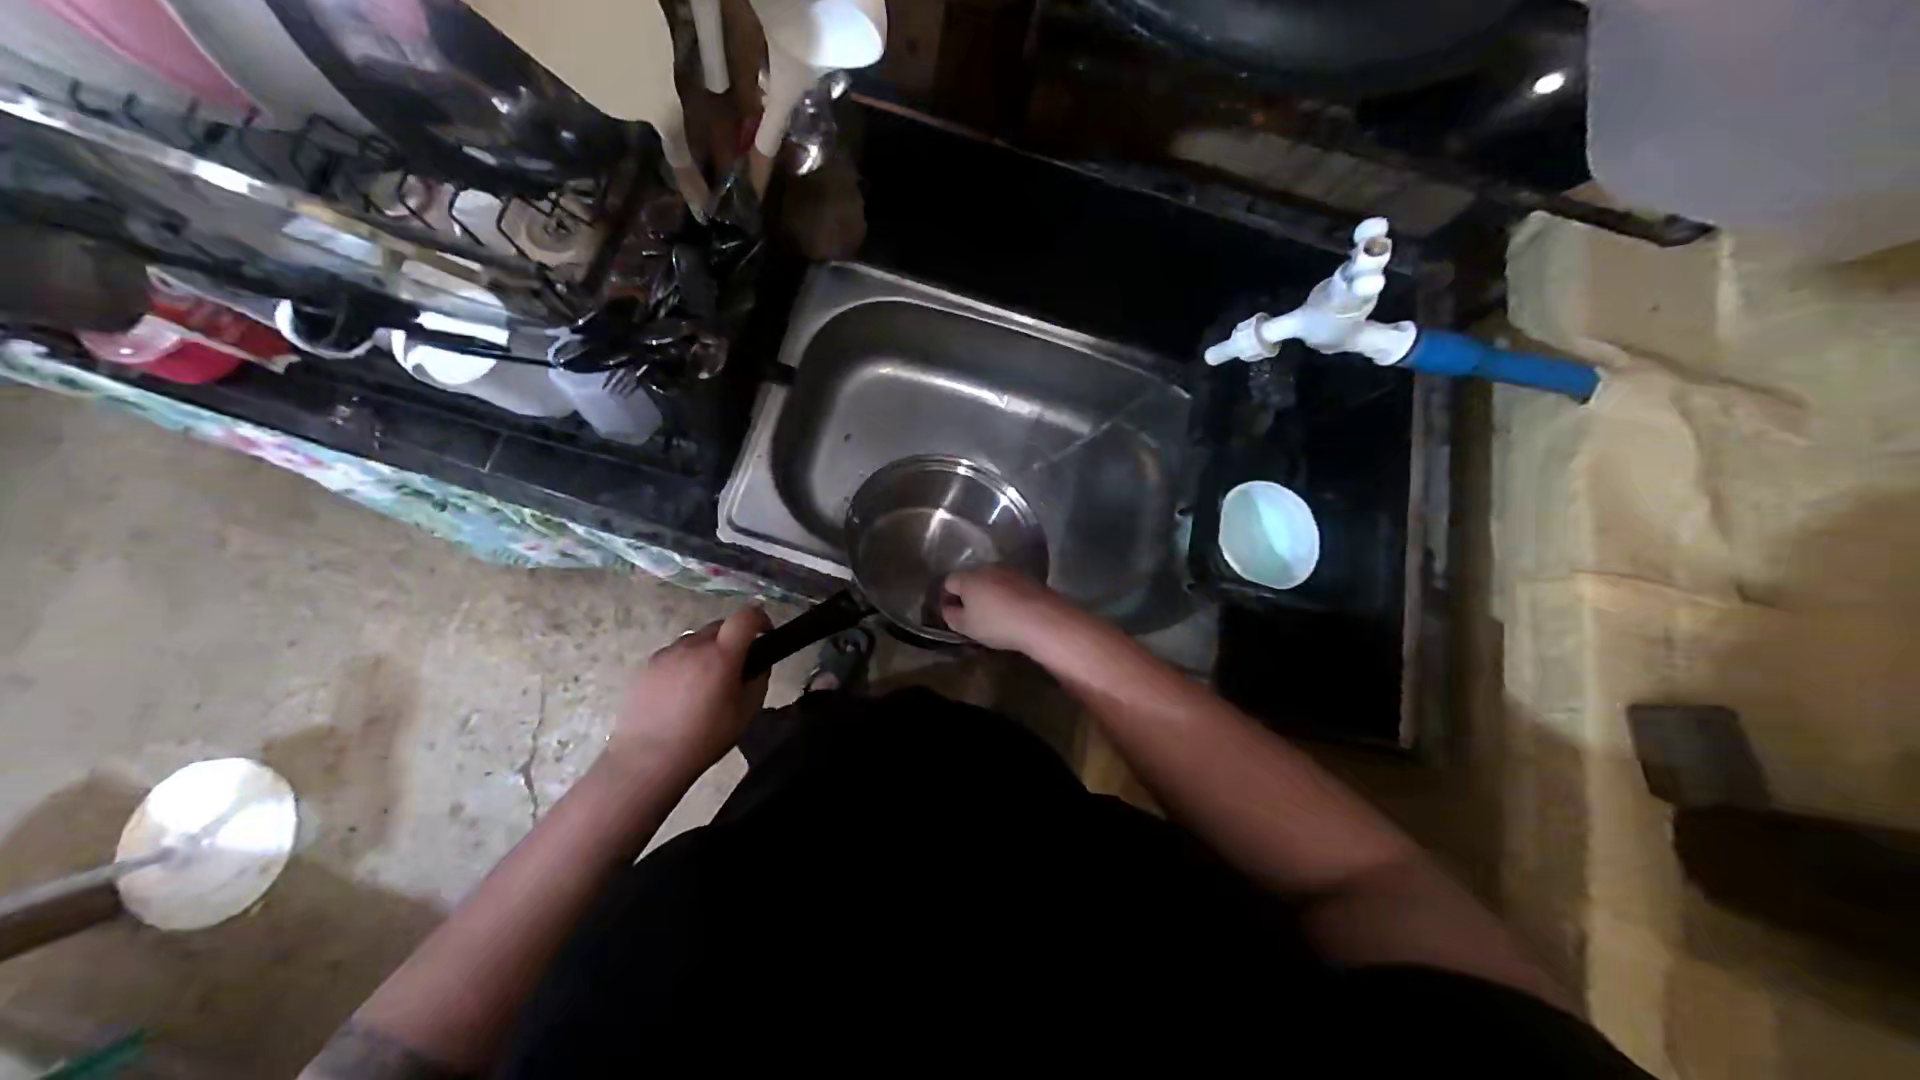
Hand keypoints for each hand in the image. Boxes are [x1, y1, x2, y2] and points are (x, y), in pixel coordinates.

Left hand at [604, 607, 770, 777]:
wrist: (648, 759)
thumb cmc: (705, 737)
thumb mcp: (747, 711)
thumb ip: (758, 678)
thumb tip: (757, 663)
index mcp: (722, 655)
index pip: (746, 616)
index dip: (760, 619)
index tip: (765, 634)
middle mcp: (693, 645)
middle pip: (720, 626)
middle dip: (733, 639)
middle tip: (735, 670)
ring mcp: (666, 653)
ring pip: (696, 640)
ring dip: (707, 652)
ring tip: (704, 686)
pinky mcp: (647, 666)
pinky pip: (675, 655)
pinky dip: (685, 665)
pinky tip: (680, 695)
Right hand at [940, 566, 1079, 652]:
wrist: (1041, 619)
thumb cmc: (997, 624)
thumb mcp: (966, 627)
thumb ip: (951, 616)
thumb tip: (947, 608)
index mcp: (968, 578)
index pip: (949, 581)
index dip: (947, 597)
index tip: (952, 613)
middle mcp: (988, 568)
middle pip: (972, 578)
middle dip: (970, 594)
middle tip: (973, 615)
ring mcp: (1011, 571)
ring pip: (993, 580)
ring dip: (990, 593)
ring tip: (996, 614)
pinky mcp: (1030, 578)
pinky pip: (1011, 585)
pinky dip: (1008, 595)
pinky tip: (1014, 611)